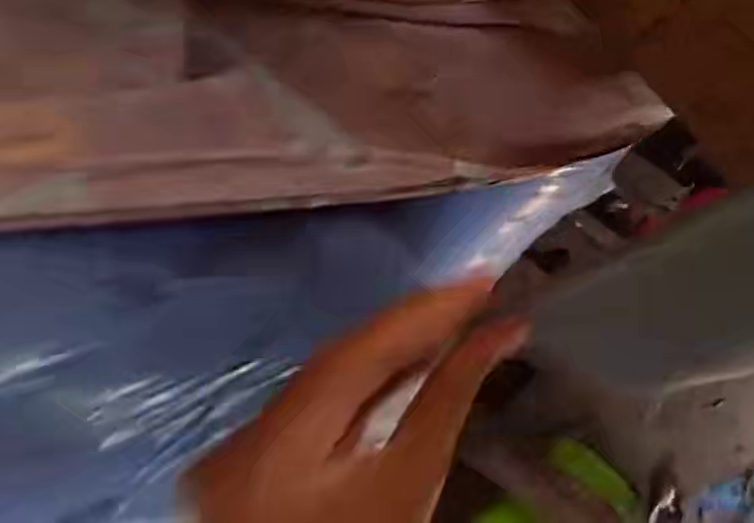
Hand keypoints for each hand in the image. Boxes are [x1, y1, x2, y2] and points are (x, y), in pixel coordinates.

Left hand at [185, 281, 529, 522]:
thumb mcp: (416, 473)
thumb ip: (455, 390)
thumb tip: (507, 326)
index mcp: (278, 442)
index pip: (364, 350)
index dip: (430, 308)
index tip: (488, 279)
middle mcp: (247, 436)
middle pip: (347, 354)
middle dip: (420, 318)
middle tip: (483, 288)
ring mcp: (246, 447)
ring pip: (338, 369)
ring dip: (403, 338)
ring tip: (462, 309)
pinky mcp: (259, 456)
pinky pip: (329, 391)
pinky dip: (379, 365)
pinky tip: (418, 351)